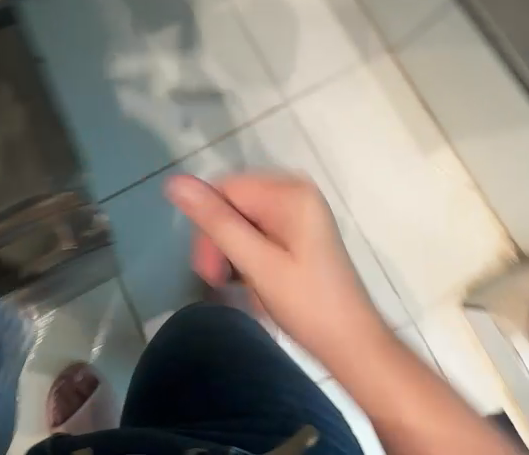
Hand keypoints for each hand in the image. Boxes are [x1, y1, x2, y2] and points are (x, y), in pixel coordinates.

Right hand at [165, 172, 388, 364]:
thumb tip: (175, 182)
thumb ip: (216, 222)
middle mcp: (296, 189)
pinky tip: (255, 281)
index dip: (209, 226)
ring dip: (233, 251)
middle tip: (220, 282)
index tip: (209, 271)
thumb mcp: (258, 265)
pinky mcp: (299, 228)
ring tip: (242, 287)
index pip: (225, 189)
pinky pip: (258, 229)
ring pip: (242, 218)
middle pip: (233, 201)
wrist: (353, 346)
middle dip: (221, 240)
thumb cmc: (308, 306)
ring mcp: (300, 209)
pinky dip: (249, 254)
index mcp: (290, 191)